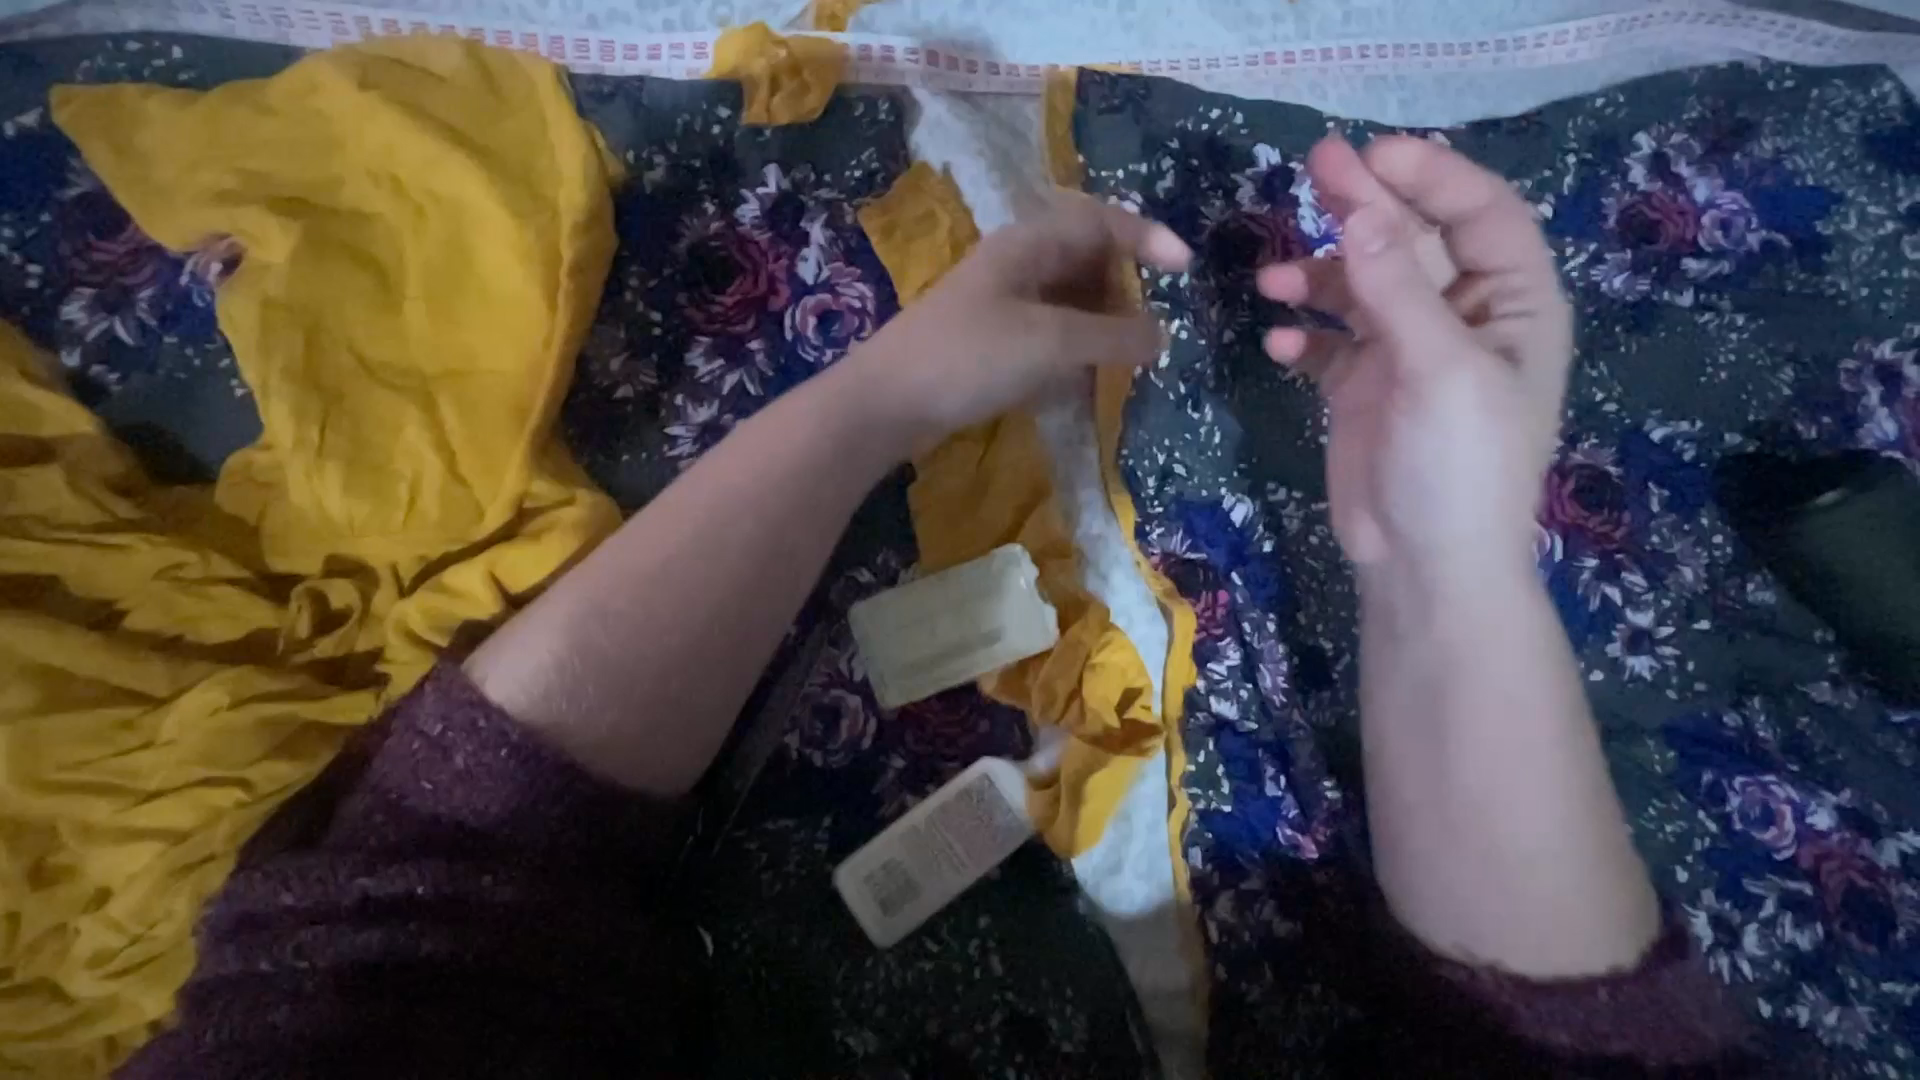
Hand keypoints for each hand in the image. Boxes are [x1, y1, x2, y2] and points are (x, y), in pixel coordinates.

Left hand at [844, 191, 1190, 451]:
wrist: (888, 403)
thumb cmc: (971, 357)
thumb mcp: (1052, 342)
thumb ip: (1113, 336)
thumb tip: (1161, 336)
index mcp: (1031, 243)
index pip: (1102, 221)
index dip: (1148, 238)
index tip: (1185, 270)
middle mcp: (1017, 266)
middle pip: (1087, 262)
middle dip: (1125, 290)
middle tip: (1151, 330)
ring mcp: (1001, 307)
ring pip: (1068, 304)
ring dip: (1101, 326)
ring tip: (1127, 360)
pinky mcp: (991, 346)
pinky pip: (1047, 338)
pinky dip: (1073, 353)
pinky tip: (1084, 381)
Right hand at [1258, 135, 1571, 572]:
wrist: (1421, 561)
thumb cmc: (1457, 464)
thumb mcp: (1439, 369)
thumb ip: (1396, 289)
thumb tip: (1358, 209)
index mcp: (1510, 304)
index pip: (1478, 215)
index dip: (1429, 178)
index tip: (1369, 156)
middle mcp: (1458, 319)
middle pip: (1410, 243)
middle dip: (1363, 209)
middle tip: (1312, 168)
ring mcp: (1404, 355)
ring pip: (1359, 290)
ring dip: (1318, 278)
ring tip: (1271, 280)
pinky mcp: (1360, 390)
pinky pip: (1328, 346)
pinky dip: (1303, 340)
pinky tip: (1280, 347)